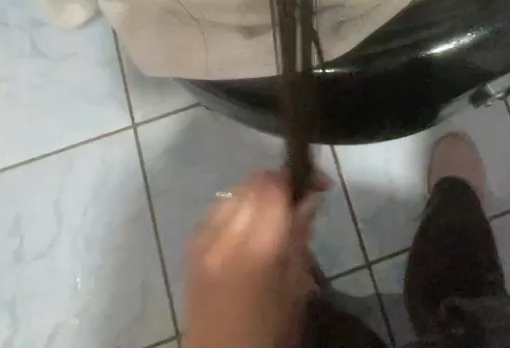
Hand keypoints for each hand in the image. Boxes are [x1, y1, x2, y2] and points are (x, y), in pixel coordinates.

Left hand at [181, 171, 321, 347]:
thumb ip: (300, 236)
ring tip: (272, 214)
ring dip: (256, 194)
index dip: (297, 177)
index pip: (275, 186)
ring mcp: (203, 238)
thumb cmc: (269, 334)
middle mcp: (226, 234)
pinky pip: (216, 209)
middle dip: (277, 184)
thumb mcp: (296, 289)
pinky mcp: (190, 246)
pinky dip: (235, 209)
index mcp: (258, 248)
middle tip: (298, 200)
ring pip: (234, 191)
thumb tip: (311, 196)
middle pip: (253, 182)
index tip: (318, 184)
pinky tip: (246, 228)